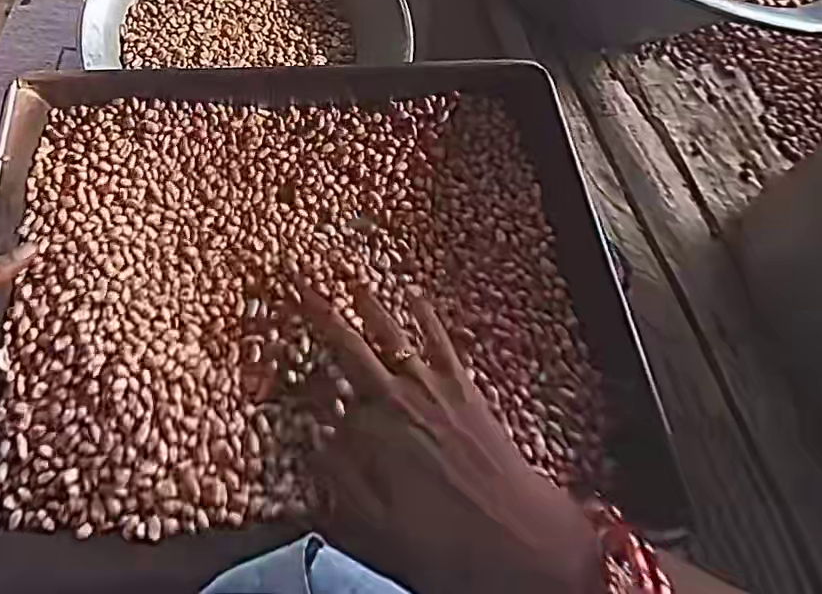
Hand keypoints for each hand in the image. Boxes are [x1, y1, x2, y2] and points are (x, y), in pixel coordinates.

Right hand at [300, 282, 603, 593]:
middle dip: (320, 312)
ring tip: (345, 274)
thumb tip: (314, 436)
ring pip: (389, 331)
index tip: (294, 373)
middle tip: (299, 284)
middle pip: (348, 345)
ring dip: (365, 301)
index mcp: (374, 431)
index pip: (329, 395)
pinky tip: (411, 293)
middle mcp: (398, 397)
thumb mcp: (383, 531)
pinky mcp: (462, 385)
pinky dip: (423, 313)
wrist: (527, 544)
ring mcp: (431, 385)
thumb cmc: (452, 547)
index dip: (311, 387)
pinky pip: (438, 339)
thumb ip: (343, 479)